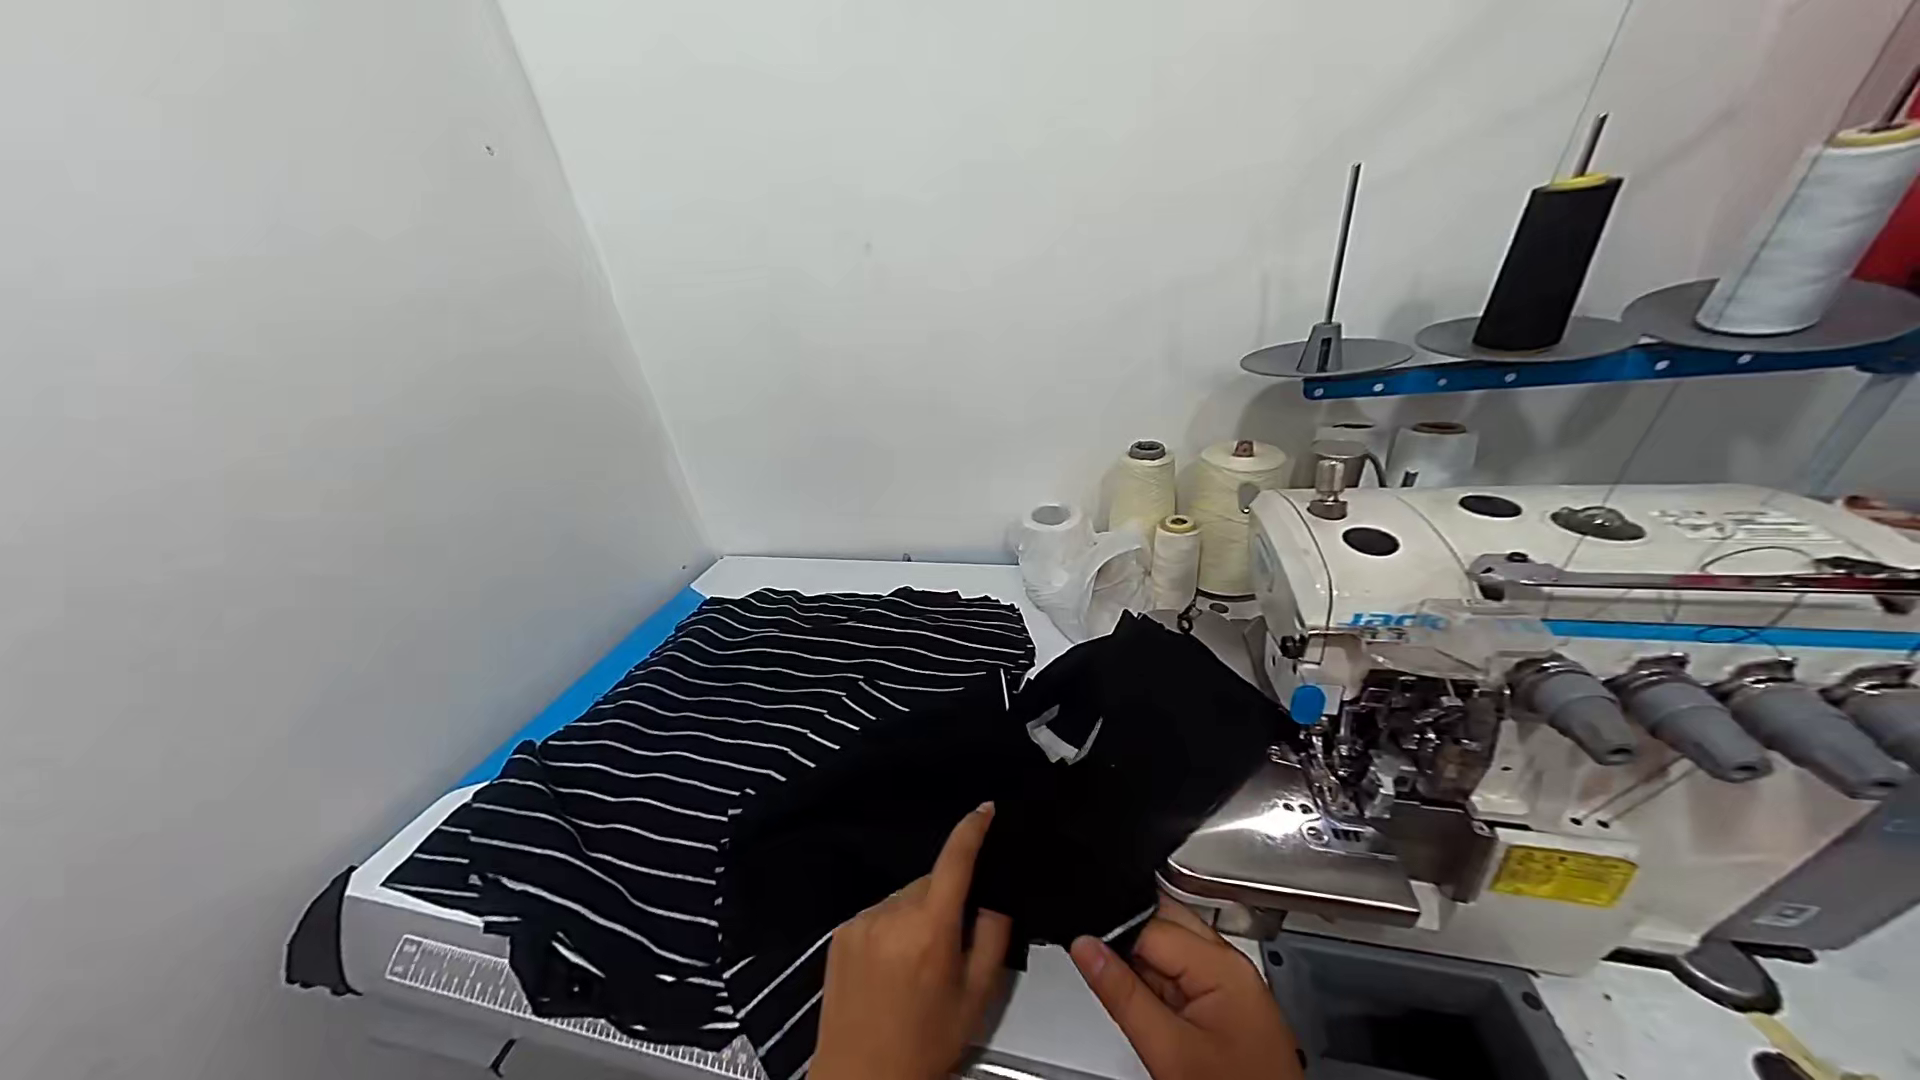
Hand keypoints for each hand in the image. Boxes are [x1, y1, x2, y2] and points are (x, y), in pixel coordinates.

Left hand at [812, 803, 1012, 1079]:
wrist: (859, 1079)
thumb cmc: (922, 1046)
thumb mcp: (975, 998)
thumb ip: (992, 939)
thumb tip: (991, 900)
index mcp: (929, 929)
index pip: (955, 860)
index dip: (972, 829)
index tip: (985, 809)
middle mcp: (891, 915)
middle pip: (930, 881)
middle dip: (945, 899)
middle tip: (950, 943)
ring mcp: (862, 921)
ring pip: (905, 896)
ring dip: (917, 913)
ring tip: (917, 963)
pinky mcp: (842, 931)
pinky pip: (880, 912)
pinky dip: (893, 925)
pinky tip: (892, 964)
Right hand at [1070, 895, 1302, 1079]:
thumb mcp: (1167, 1050)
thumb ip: (1122, 993)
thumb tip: (1085, 946)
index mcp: (1222, 965)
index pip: (1151, 924)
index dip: (1115, 936)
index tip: (1089, 953)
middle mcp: (1232, 966)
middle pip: (1164, 925)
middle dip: (1132, 946)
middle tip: (1117, 984)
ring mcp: (1233, 985)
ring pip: (1171, 950)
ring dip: (1147, 970)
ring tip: (1149, 1015)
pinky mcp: (1229, 1005)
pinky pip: (1183, 976)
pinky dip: (1162, 990)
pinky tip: (1164, 1024)